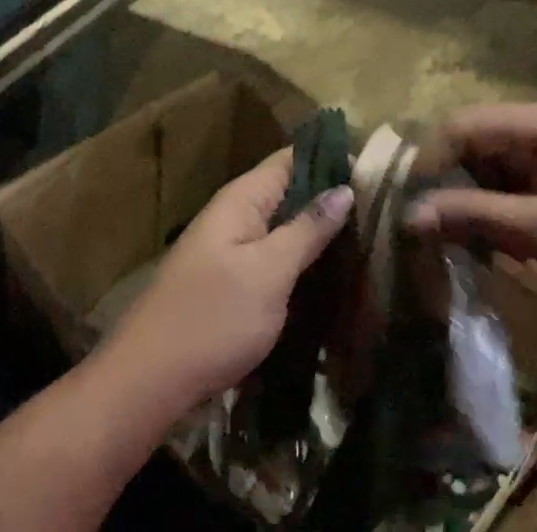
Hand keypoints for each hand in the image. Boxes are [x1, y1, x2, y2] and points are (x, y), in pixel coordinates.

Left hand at [102, 148, 353, 411]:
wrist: (150, 380)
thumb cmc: (213, 318)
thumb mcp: (269, 271)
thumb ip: (307, 229)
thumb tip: (344, 188)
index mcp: (241, 201)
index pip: (290, 159)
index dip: (331, 156)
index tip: (377, 164)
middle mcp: (234, 217)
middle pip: (289, 193)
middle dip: (331, 197)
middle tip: (386, 207)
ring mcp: (230, 252)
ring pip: (283, 228)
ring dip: (319, 233)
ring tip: (371, 237)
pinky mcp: (231, 285)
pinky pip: (274, 259)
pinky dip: (301, 262)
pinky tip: (333, 274)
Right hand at [407, 102, 536, 310]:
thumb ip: (472, 216)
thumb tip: (407, 215)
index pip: (462, 125)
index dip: (430, 162)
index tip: (409, 207)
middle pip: (470, 141)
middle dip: (444, 181)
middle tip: (425, 226)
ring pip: (482, 164)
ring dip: (463, 198)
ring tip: (450, 238)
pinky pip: (502, 182)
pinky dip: (486, 207)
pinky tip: (481, 240)